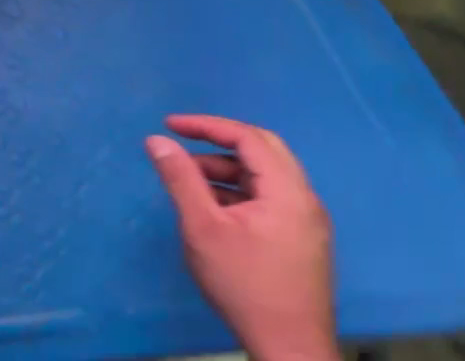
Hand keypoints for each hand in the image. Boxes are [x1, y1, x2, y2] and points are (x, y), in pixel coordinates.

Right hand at [146, 115, 338, 360]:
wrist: (288, 345)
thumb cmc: (243, 282)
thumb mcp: (202, 226)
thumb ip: (180, 178)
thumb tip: (158, 140)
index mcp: (288, 194)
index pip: (250, 138)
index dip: (207, 125)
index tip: (169, 125)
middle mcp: (305, 202)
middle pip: (265, 150)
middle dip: (219, 139)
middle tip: (181, 139)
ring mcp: (306, 222)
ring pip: (265, 175)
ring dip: (225, 166)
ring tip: (187, 177)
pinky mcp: (299, 239)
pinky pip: (267, 196)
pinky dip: (235, 187)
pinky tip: (209, 204)